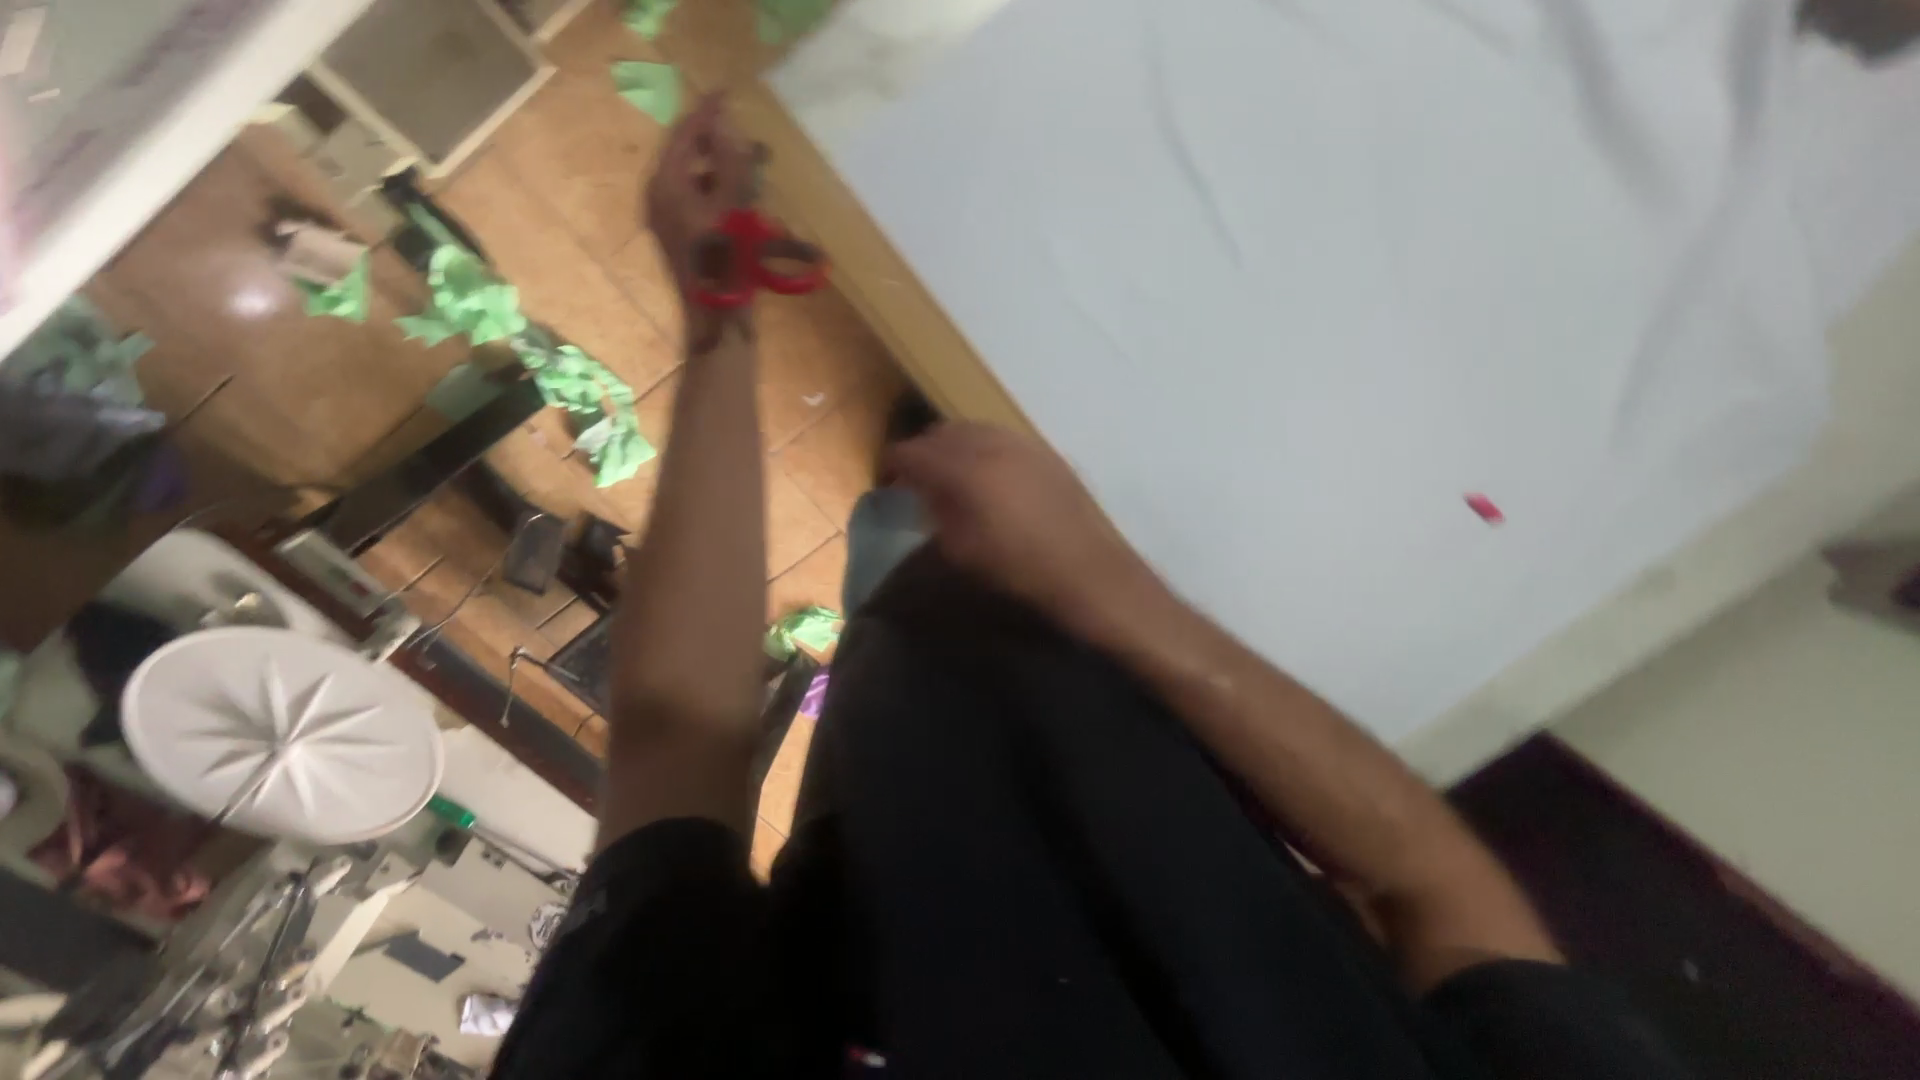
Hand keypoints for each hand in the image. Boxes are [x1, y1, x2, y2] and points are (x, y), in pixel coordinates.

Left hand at [645, 94, 754, 308]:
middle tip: (755, 144)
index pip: (683, 134)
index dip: (708, 112)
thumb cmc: (727, 265)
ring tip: (761, 174)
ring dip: (732, 176)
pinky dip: (729, 203)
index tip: (729, 93)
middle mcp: (660, 201)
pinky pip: (705, 209)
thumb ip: (729, 159)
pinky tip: (755, 211)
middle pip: (691, 158)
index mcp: (665, 187)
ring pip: (702, 185)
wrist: (717, 324)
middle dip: (724, 148)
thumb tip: (722, 119)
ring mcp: (670, 224)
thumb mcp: (734, 206)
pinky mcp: (685, 243)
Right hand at [885, 422, 1161, 632]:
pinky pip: (1002, 437)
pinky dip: (984, 448)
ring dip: (954, 446)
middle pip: (942, 432)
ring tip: (952, 474)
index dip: (893, 465)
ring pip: (973, 429)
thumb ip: (936, 512)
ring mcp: (1022, 443)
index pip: (912, 452)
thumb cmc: (1018, 570)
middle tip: (917, 478)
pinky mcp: (1045, 451)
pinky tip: (989, 474)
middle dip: (923, 451)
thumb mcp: (961, 550)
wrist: (1087, 570)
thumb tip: (925, 493)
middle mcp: (991, 445)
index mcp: (964, 470)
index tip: (887, 481)